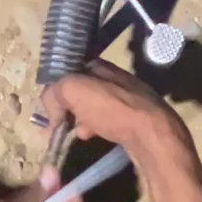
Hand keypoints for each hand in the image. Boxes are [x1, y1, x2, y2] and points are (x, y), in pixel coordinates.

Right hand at [39, 60, 194, 163]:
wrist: (153, 135)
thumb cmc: (112, 108)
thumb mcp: (73, 91)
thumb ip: (54, 93)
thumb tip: (51, 113)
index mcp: (100, 65)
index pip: (69, 69)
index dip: (56, 86)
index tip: (48, 105)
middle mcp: (114, 77)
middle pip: (81, 88)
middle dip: (66, 105)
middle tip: (55, 123)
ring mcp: (127, 98)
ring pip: (93, 105)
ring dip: (78, 117)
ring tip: (70, 132)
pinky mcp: (135, 119)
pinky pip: (106, 120)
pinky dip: (93, 127)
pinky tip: (89, 137)